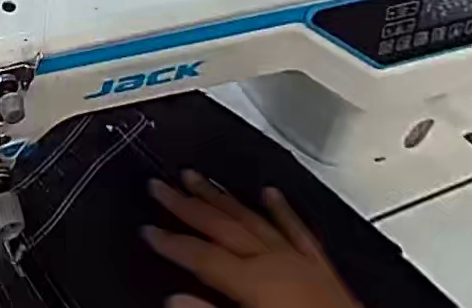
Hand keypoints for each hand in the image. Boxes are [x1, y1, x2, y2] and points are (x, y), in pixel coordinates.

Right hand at [143, 171, 360, 307]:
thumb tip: (175, 299)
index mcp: (258, 283)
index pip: (202, 255)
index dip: (170, 241)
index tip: (147, 229)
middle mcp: (277, 263)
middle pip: (222, 225)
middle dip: (186, 203)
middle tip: (159, 184)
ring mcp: (301, 263)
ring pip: (251, 218)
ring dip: (221, 197)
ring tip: (197, 176)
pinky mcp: (324, 272)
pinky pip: (297, 231)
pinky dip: (280, 209)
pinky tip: (269, 192)